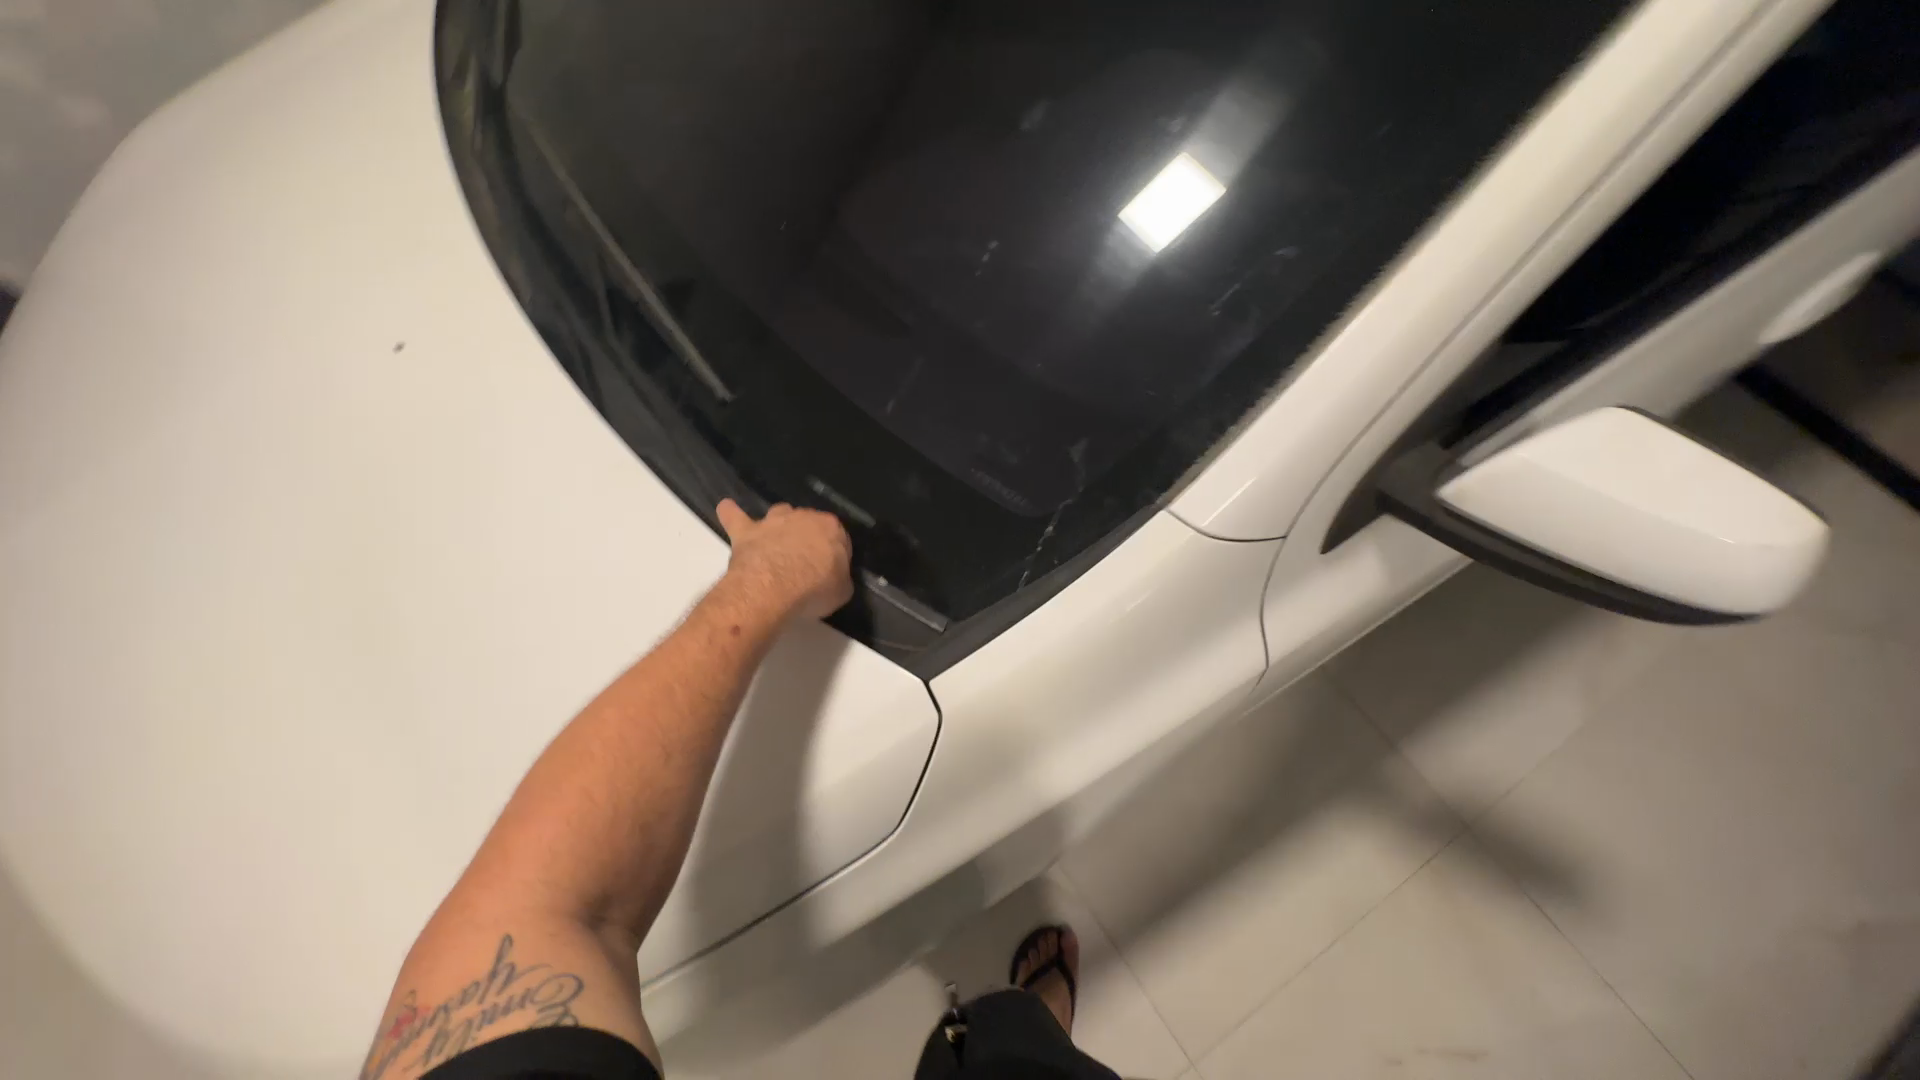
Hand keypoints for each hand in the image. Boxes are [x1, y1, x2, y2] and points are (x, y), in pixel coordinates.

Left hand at [715, 499, 854, 619]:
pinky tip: (727, 508)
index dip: (834, 553)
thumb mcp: (842, 592)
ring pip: (779, 513)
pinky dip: (731, 513)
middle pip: (808, 522)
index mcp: (832, 529)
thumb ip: (840, 578)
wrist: (773, 589)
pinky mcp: (746, 530)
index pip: (838, 536)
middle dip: (807, 537)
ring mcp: (773, 521)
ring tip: (776, 544)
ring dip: (779, 525)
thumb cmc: (814, 591)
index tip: (829, 569)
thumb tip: (835, 577)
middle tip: (804, 563)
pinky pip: (735, 516)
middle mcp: (804, 517)